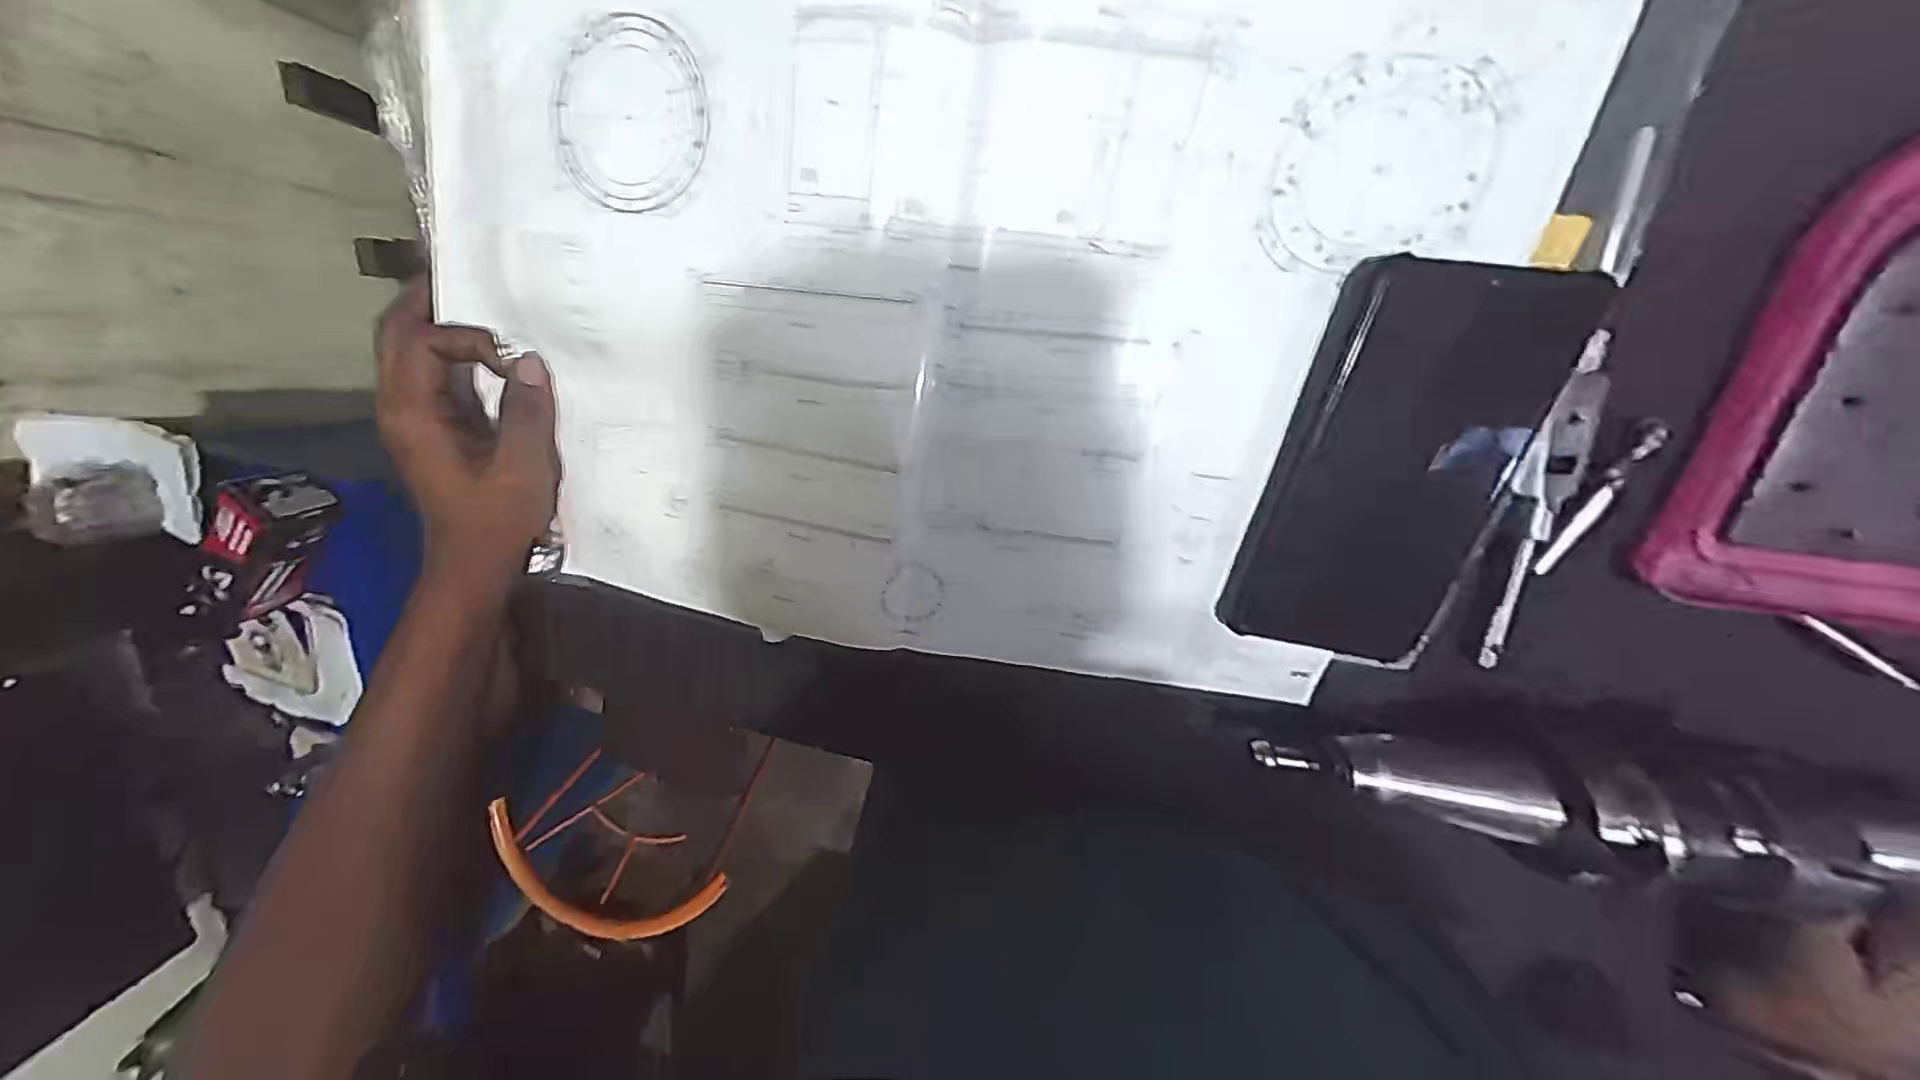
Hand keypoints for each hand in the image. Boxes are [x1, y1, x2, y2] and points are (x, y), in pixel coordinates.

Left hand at [375, 277, 559, 584]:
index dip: (466, 337)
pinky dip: (456, 355)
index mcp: (413, 414)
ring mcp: (415, 418)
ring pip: (410, 352)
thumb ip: (527, 413)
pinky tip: (491, 356)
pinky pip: (434, 375)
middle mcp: (401, 408)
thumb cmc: (496, 520)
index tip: (514, 360)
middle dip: (428, 303)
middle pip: (397, 335)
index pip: (420, 342)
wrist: (475, 562)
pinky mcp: (434, 428)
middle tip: (469, 279)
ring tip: (482, 309)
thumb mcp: (522, 468)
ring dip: (440, 326)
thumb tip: (531, 362)